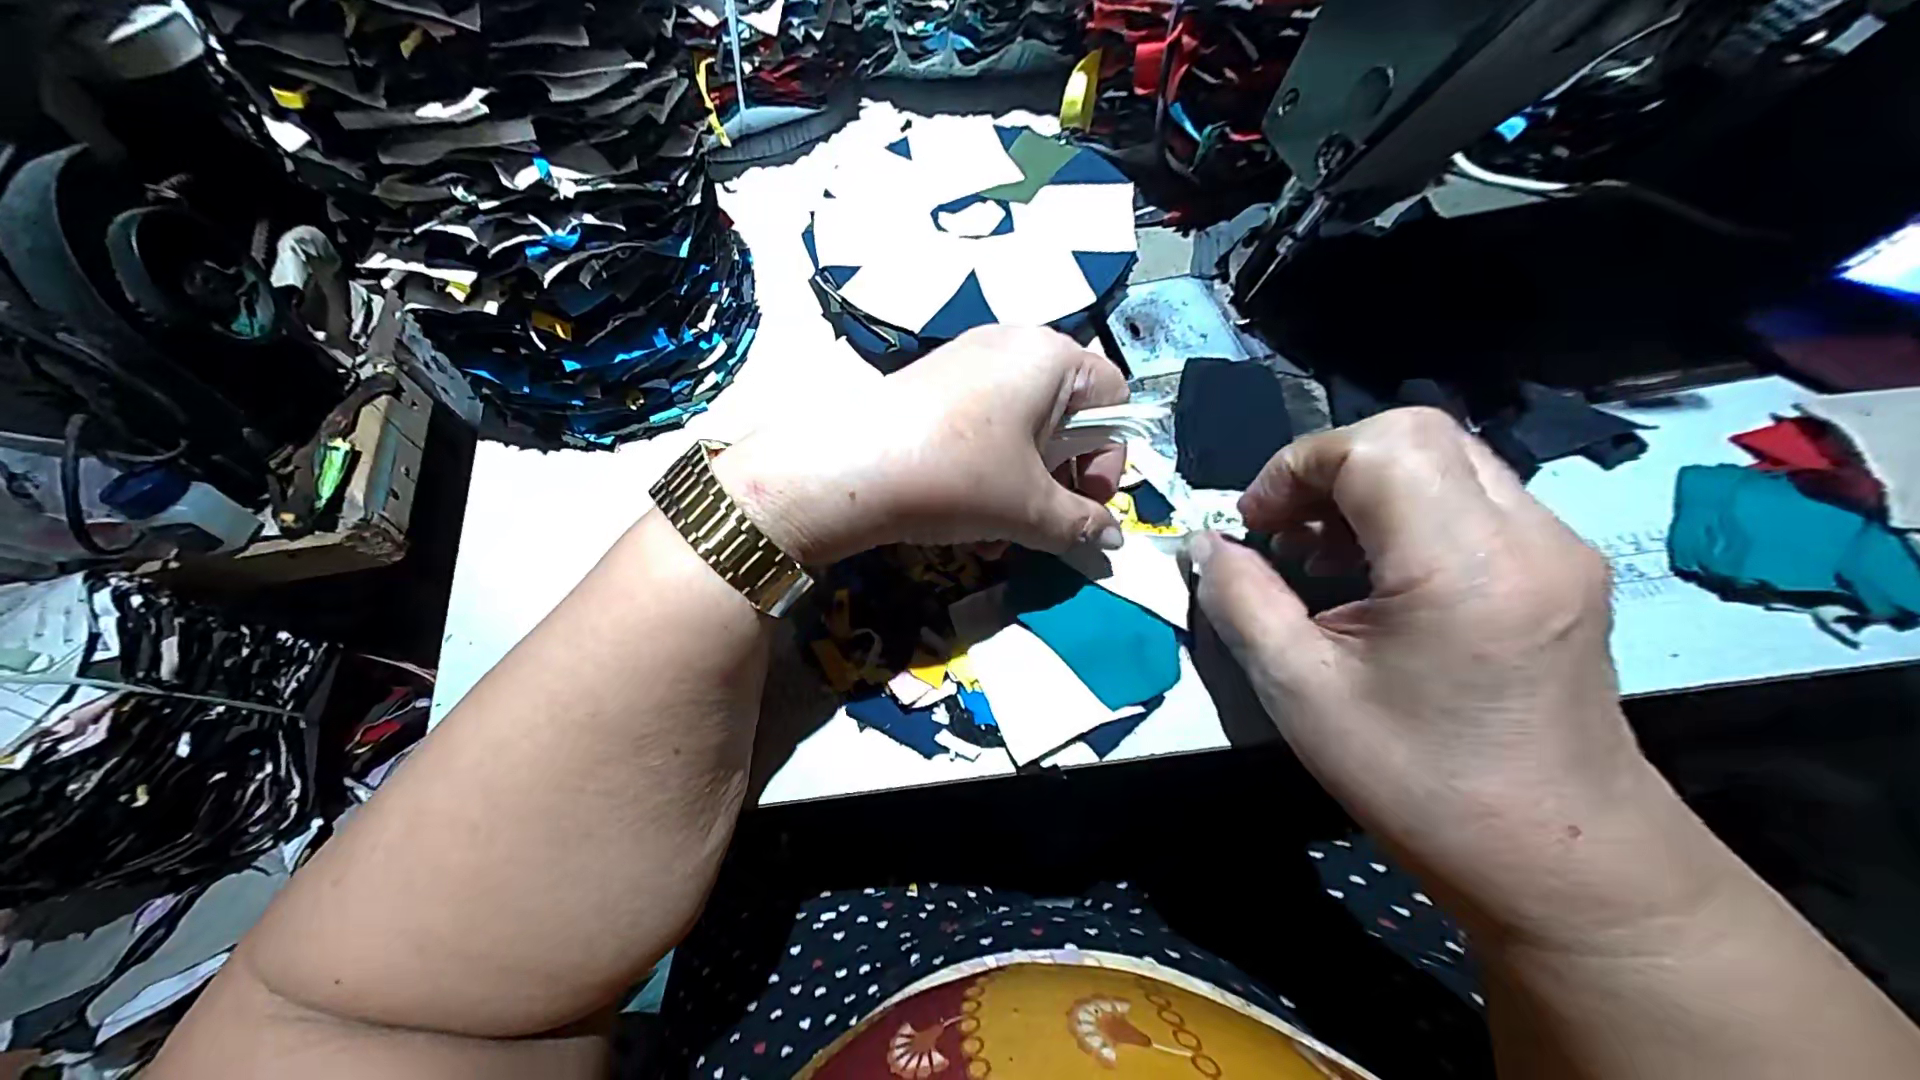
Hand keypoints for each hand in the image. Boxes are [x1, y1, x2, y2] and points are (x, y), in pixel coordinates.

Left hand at [710, 326, 1129, 564]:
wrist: (845, 471)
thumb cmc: (958, 478)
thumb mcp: (1029, 507)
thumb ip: (1080, 522)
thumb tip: (1111, 538)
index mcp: (1051, 357)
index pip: (1114, 400)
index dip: (1110, 457)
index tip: (1086, 502)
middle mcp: (1012, 344)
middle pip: (1067, 414)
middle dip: (1061, 477)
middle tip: (1043, 518)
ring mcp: (967, 360)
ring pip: (1022, 428)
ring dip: (1023, 485)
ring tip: (998, 532)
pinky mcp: (933, 384)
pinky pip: (984, 425)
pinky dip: (988, 469)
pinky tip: (966, 515)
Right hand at [1191, 408, 1681, 942]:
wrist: (1562, 863)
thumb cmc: (1420, 781)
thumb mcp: (1299, 692)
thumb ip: (1241, 600)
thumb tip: (1208, 544)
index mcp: (1464, 566)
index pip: (1374, 447)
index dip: (1295, 466)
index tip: (1256, 523)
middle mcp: (1528, 536)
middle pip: (1414, 433)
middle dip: (1327, 466)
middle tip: (1284, 529)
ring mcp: (1556, 548)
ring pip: (1443, 459)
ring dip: (1363, 486)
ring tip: (1320, 553)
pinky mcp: (1558, 569)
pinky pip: (1468, 498)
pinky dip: (1401, 510)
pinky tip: (1371, 573)